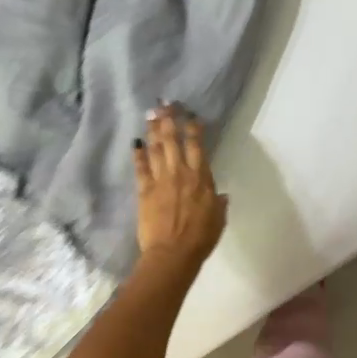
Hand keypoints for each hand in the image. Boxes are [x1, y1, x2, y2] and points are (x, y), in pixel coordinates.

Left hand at [133, 104, 226, 269]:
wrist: (173, 254)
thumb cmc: (201, 238)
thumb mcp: (218, 218)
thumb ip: (218, 202)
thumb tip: (221, 194)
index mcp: (201, 177)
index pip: (197, 145)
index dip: (193, 127)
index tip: (190, 114)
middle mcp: (180, 172)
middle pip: (173, 140)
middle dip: (169, 119)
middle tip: (165, 103)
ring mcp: (160, 180)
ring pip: (156, 148)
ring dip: (153, 130)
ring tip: (150, 114)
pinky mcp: (144, 191)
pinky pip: (140, 168)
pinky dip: (138, 154)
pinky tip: (135, 142)